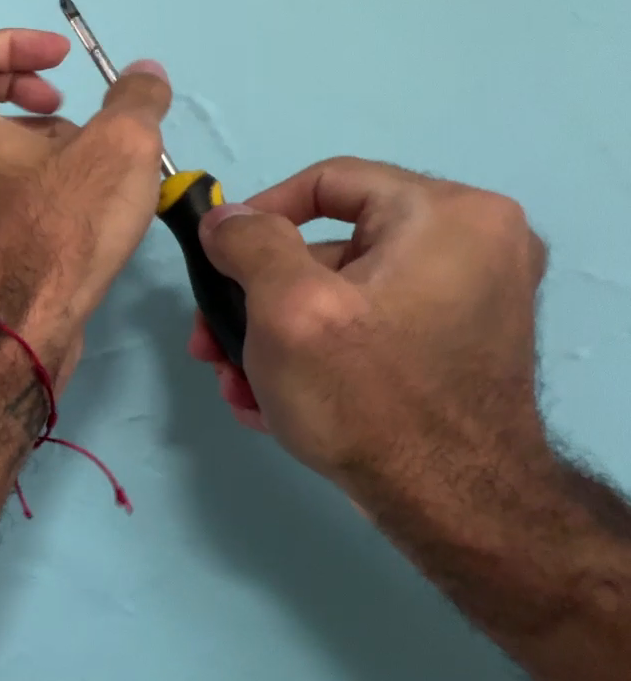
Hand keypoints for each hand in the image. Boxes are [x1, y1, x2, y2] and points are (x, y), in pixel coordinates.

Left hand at [0, 29, 172, 378]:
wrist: (18, 326)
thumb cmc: (58, 231)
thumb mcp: (117, 148)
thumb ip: (134, 99)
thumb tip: (143, 75)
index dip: (12, 43)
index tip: (60, 60)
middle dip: (22, 84)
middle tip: (65, 102)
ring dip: (37, 133)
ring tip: (88, 154)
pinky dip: (31, 171)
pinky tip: (80, 195)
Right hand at [188, 157, 550, 501]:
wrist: (447, 498)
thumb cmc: (364, 391)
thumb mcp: (286, 306)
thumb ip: (249, 244)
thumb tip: (223, 215)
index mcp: (446, 216)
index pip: (328, 181)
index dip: (255, 214)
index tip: (212, 263)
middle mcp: (470, 244)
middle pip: (320, 247)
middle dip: (250, 300)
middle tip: (210, 345)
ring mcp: (463, 297)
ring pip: (329, 294)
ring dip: (266, 336)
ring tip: (236, 382)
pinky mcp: (449, 341)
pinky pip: (356, 326)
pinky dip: (305, 355)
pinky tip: (270, 397)